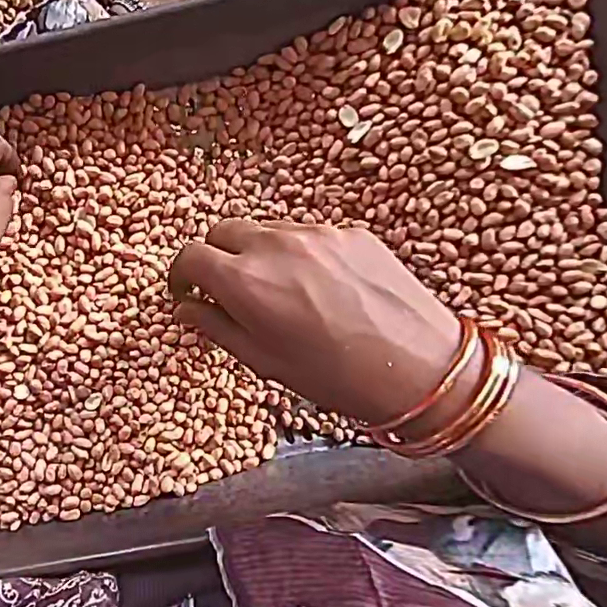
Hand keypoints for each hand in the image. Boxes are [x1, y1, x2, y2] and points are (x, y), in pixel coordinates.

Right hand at [172, 218, 606, 560]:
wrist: (424, 369)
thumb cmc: (334, 377)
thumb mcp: (263, 361)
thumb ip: (215, 326)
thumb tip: (185, 307)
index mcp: (246, 281)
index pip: (191, 255)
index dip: (182, 273)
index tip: (188, 289)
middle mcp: (275, 245)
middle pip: (223, 231)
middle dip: (216, 256)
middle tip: (228, 288)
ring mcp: (316, 233)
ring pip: (265, 229)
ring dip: (256, 252)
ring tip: (278, 290)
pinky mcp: (350, 231)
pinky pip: (306, 233)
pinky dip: (296, 252)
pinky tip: (318, 286)